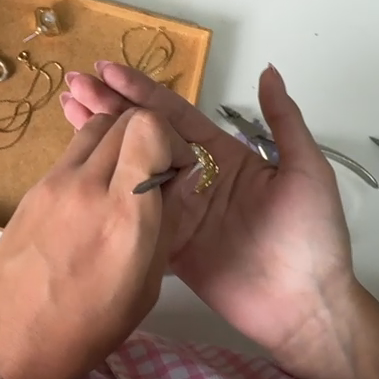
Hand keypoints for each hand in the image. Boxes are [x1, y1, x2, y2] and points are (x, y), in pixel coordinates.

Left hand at [0, 109, 181, 378]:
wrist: (4, 340)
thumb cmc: (84, 330)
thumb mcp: (145, 288)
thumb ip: (161, 226)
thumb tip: (168, 186)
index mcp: (124, 215)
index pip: (149, 128)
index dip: (171, 143)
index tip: (175, 174)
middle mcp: (87, 185)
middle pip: (124, 120)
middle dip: (150, 139)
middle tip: (153, 175)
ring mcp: (54, 182)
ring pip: (96, 128)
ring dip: (119, 142)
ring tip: (122, 181)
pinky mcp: (32, 186)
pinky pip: (72, 151)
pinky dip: (93, 157)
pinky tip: (94, 195)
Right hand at [59, 63, 360, 373]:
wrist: (306, 308)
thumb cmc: (312, 237)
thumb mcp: (306, 172)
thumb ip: (283, 122)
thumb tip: (267, 70)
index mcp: (219, 154)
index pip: (172, 113)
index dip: (139, 90)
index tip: (107, 70)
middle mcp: (190, 175)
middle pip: (141, 133)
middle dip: (108, 106)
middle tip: (73, 84)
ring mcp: (173, 209)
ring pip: (127, 166)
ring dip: (97, 138)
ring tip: (66, 110)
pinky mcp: (162, 243)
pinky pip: (129, 212)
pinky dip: (102, 189)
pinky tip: (77, 169)